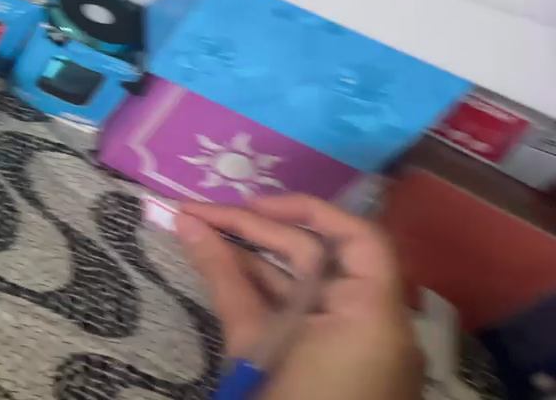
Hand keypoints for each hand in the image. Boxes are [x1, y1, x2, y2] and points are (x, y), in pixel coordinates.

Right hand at [176, 195, 422, 399]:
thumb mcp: (252, 340)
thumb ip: (222, 275)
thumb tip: (183, 219)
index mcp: (371, 315)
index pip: (358, 237)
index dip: (304, 209)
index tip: (245, 202)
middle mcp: (372, 319)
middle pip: (314, 252)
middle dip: (251, 227)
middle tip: (191, 214)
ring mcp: (354, 337)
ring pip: (301, 276)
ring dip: (247, 251)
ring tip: (192, 232)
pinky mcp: (334, 352)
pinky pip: (298, 302)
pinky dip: (257, 280)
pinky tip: (216, 265)